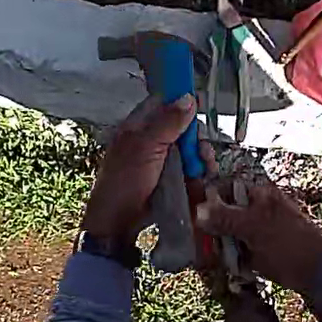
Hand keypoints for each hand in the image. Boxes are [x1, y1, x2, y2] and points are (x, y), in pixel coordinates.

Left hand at [82, 95, 196, 243]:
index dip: (182, 103)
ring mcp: (160, 161)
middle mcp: (150, 140)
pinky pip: (189, 171)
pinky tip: (200, 181)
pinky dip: (197, 175)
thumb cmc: (124, 183)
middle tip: (201, 152)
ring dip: (200, 158)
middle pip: (183, 129)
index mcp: (138, 126)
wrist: (118, 223)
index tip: (200, 108)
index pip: (163, 103)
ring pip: (189, 151)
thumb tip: (188, 97)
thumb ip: (168, 122)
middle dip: (196, 139)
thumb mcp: (146, 148)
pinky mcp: (169, 180)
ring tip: (203, 169)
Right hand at [195, 180, 321, 294]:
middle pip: (230, 214)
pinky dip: (241, 259)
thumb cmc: (288, 245)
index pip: (228, 189)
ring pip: (237, 234)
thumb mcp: (252, 229)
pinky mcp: (272, 249)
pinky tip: (241, 269)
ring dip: (228, 248)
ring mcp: (268, 229)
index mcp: (261, 195)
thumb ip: (225, 218)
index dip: (211, 201)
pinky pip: (248, 250)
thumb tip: (198, 210)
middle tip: (208, 245)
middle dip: (217, 230)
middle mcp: (264, 208)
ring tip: (226, 260)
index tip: (198, 218)